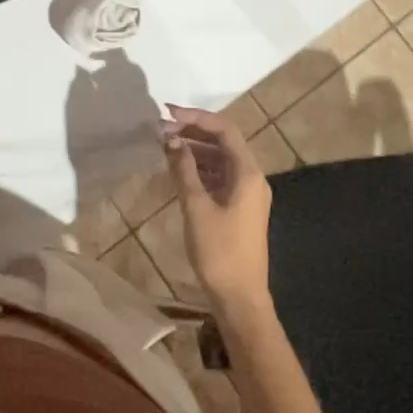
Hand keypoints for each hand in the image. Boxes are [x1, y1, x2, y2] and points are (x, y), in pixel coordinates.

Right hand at [165, 104, 271, 309]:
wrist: (240, 297)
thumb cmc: (219, 251)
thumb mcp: (196, 206)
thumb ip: (184, 169)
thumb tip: (172, 139)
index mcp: (248, 174)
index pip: (224, 130)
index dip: (196, 117)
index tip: (167, 114)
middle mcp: (252, 178)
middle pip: (224, 142)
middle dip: (193, 131)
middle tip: (160, 130)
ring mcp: (246, 194)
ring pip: (220, 159)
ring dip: (194, 149)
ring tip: (164, 146)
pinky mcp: (238, 208)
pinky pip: (219, 176)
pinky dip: (199, 168)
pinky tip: (177, 170)